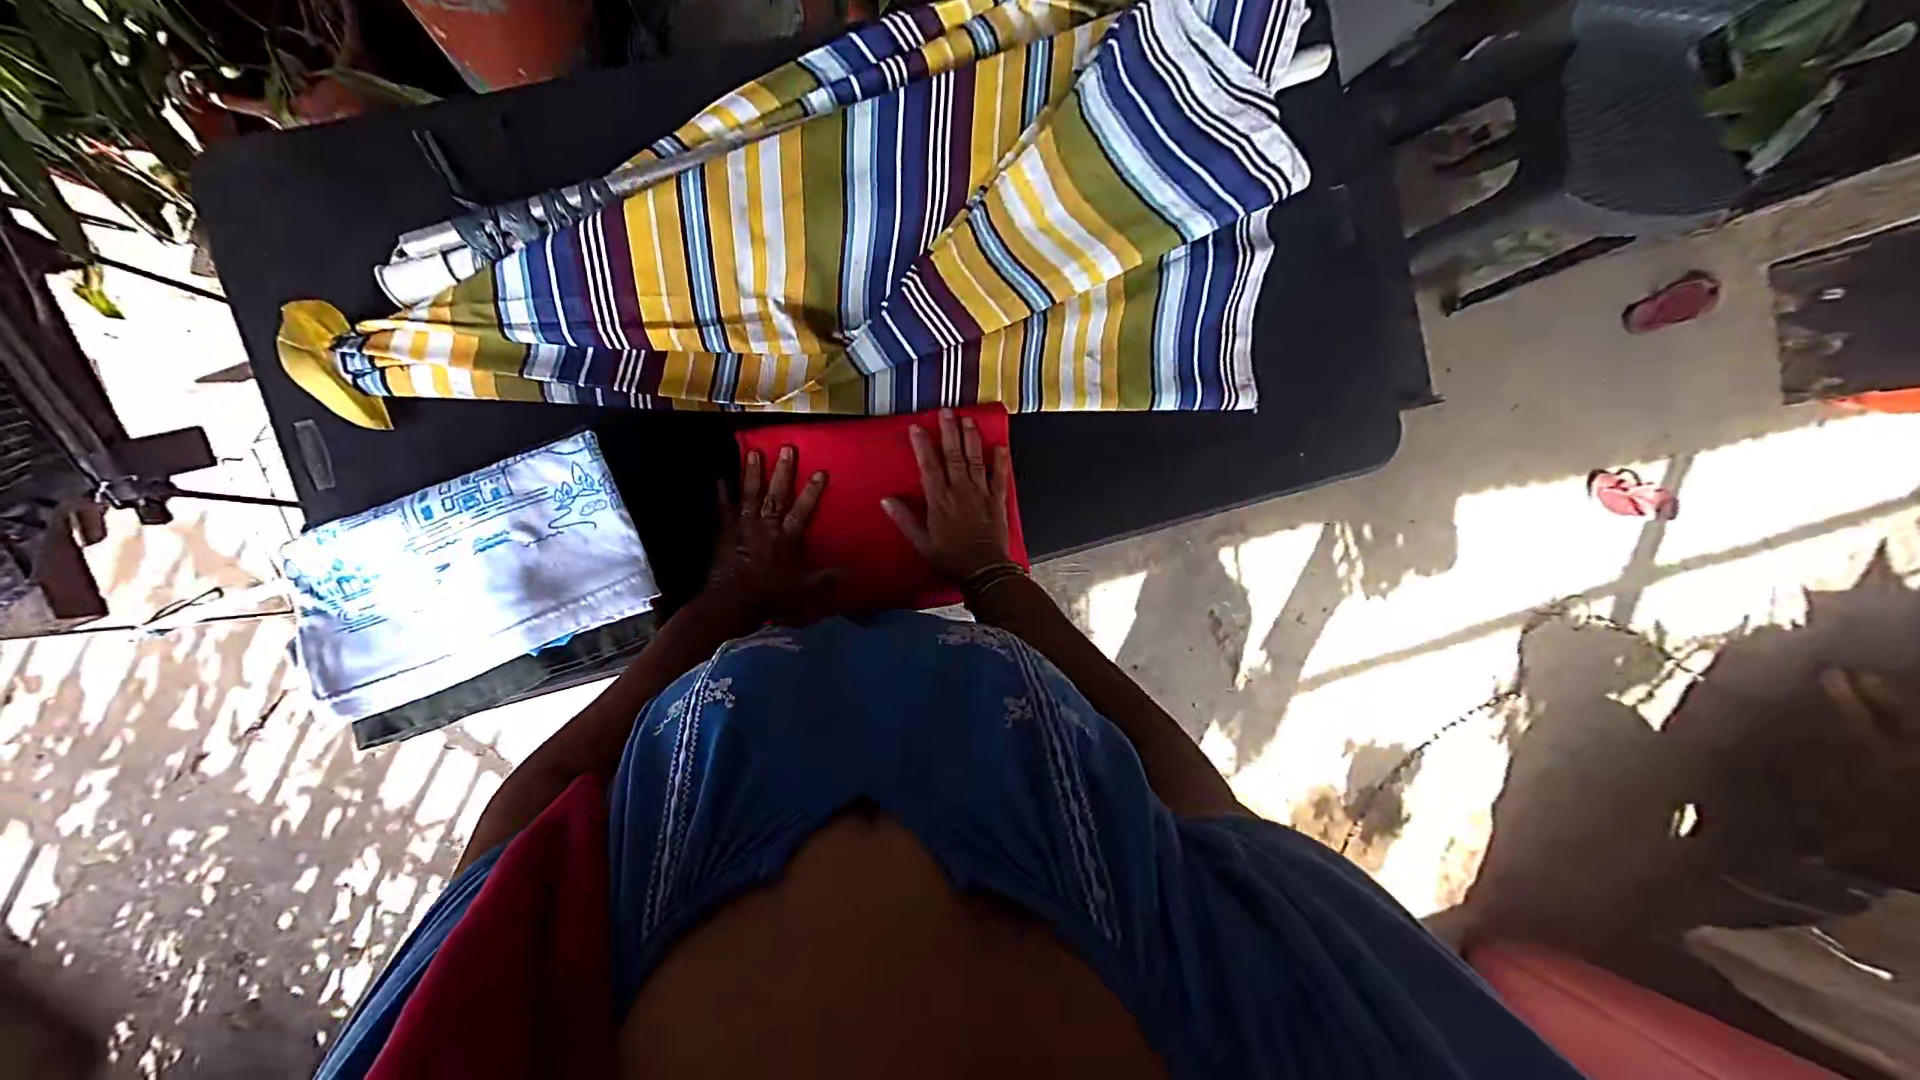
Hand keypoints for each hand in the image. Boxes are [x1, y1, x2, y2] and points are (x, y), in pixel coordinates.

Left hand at [706, 446, 830, 620]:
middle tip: (786, 449)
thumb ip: (826, 578)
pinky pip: (723, 509)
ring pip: (750, 495)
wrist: (732, 602)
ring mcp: (743, 527)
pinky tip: (719, 478)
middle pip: (776, 494)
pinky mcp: (725, 533)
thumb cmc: (770, 595)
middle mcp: (766, 526)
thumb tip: (852, 573)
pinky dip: (721, 493)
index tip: (820, 471)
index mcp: (786, 537)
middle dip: (782, 471)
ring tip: (753, 452)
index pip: (803, 509)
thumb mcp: (803, 589)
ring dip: (752, 473)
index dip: (812, 490)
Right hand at [882, 408, 1012, 580]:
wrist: (983, 570)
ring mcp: (980, 494)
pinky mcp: (997, 501)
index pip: (929, 466)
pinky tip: (1001, 446)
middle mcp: (960, 492)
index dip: (923, 446)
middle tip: (946, 412)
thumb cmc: (951, 558)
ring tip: (968, 420)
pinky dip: (1001, 461)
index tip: (917, 428)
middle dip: (949, 431)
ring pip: (975, 460)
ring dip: (971, 439)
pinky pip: (1000, 477)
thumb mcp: (922, 542)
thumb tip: (887, 500)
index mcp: (940, 501)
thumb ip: (905, 519)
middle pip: (953, 455)